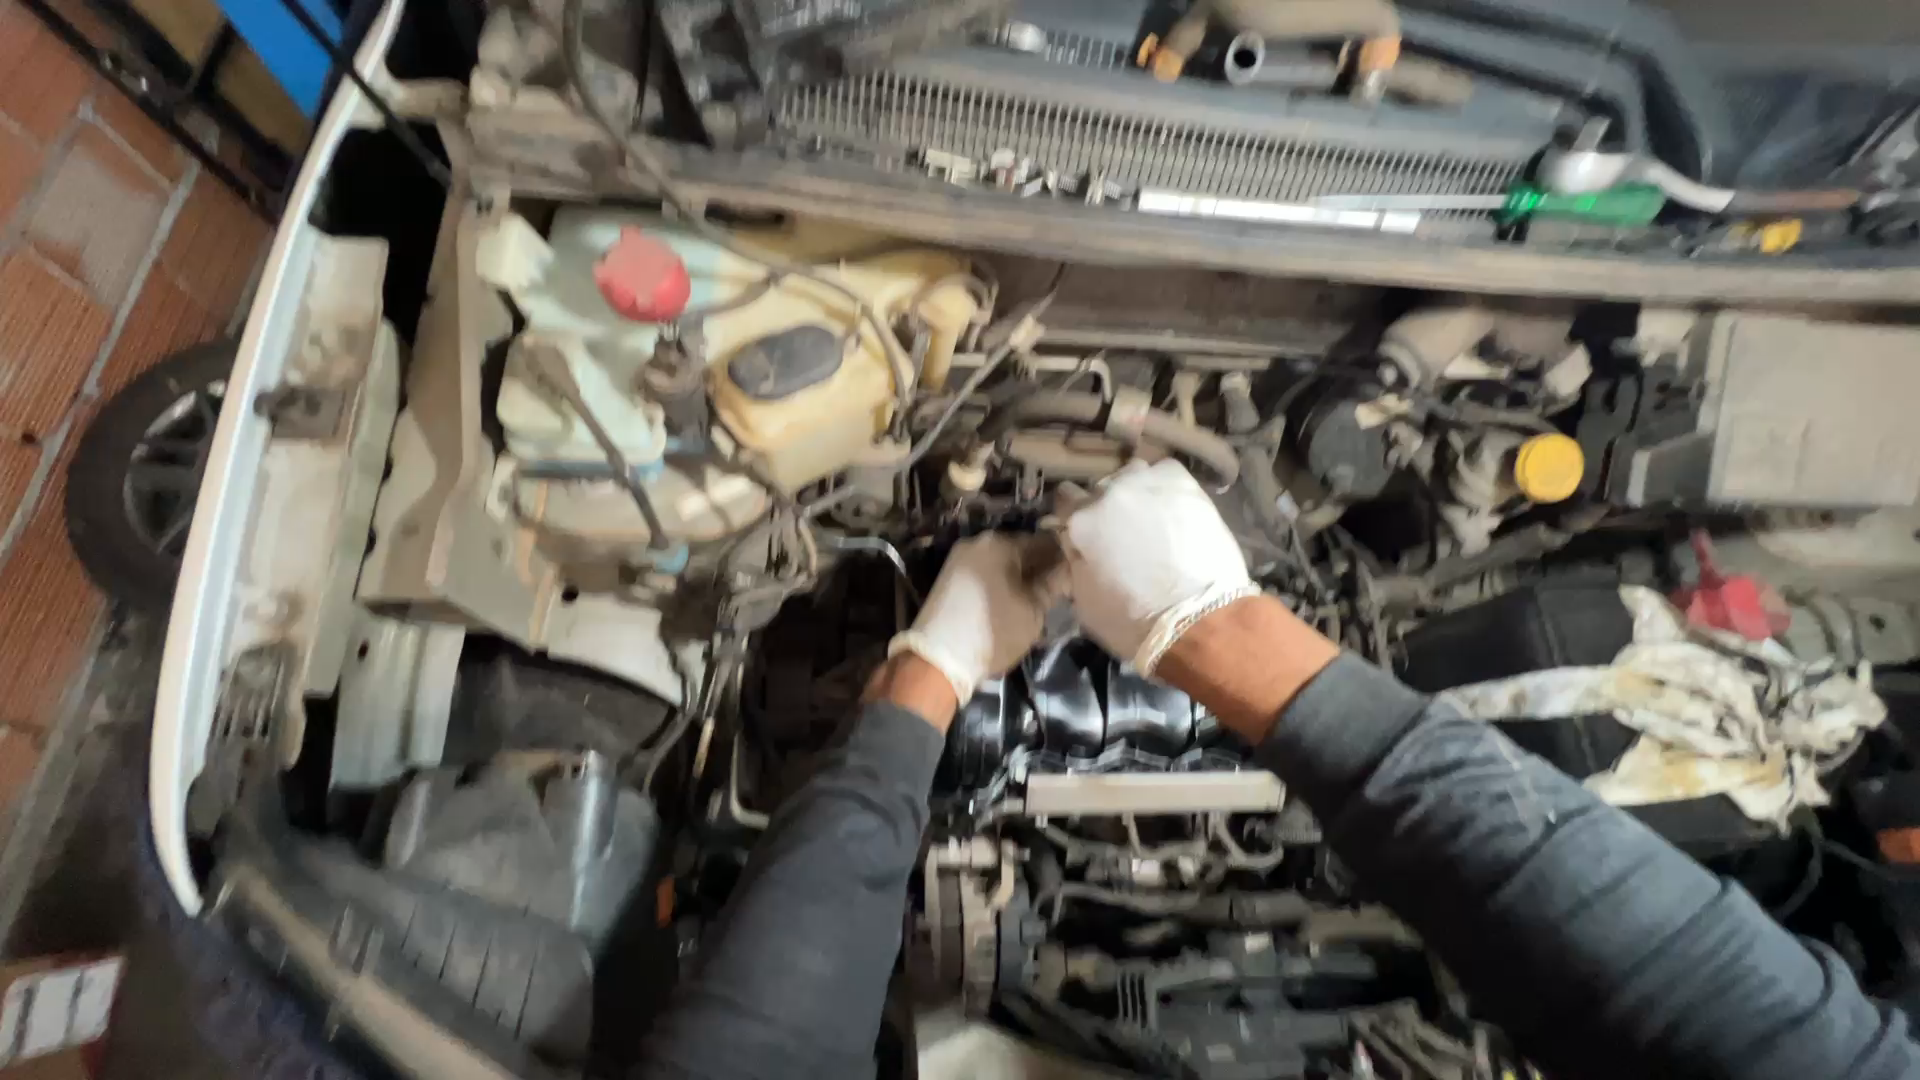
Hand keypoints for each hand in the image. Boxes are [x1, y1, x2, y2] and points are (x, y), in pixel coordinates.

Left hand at [889, 532, 1050, 708]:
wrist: (938, 659)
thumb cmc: (993, 631)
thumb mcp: (1033, 610)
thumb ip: (1052, 583)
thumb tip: (1064, 568)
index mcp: (1000, 543)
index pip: (1042, 541)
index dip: (1061, 558)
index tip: (1074, 575)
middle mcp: (978, 542)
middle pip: (1019, 549)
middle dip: (1039, 566)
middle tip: (1058, 588)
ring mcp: (960, 559)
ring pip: (1001, 562)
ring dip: (1019, 575)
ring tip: (1037, 598)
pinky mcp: (949, 577)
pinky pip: (985, 572)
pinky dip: (1000, 582)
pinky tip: (1013, 599)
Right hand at [1059, 460, 1258, 674]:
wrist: (1201, 621)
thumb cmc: (1134, 621)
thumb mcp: (1084, 599)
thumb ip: (1074, 560)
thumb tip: (1077, 545)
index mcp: (1081, 520)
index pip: (1064, 499)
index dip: (1071, 517)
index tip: (1081, 534)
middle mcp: (1111, 492)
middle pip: (1099, 488)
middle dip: (1103, 509)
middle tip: (1118, 535)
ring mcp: (1150, 483)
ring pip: (1131, 475)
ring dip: (1132, 493)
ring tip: (1146, 518)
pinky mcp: (1186, 485)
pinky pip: (1164, 473)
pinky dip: (1162, 487)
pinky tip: (1170, 508)